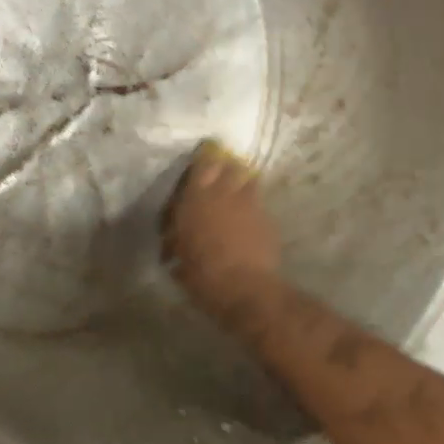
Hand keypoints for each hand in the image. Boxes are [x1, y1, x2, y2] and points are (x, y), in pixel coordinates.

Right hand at [162, 140, 285, 332]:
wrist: (244, 289)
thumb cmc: (201, 272)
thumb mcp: (178, 253)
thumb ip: (176, 236)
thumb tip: (174, 236)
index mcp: (197, 198)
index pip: (203, 162)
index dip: (204, 156)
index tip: (202, 154)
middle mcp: (225, 194)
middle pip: (230, 165)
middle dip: (224, 166)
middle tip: (218, 174)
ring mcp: (251, 205)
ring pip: (249, 180)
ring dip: (242, 183)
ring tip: (236, 194)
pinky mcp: (269, 220)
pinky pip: (259, 205)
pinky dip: (253, 208)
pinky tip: (249, 221)